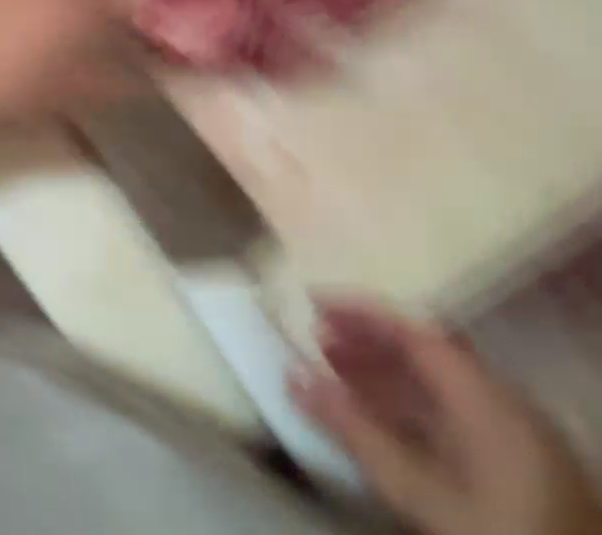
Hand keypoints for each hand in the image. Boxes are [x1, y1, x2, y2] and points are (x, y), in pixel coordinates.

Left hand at [0, 0, 145, 124]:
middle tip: (108, 41)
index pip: (128, 3)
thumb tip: (148, 76)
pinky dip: (35, 1)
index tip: (147, 44)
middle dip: (105, 10)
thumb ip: (119, 81)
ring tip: (66, 37)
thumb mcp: (73, 95)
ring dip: (69, 2)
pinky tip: (25, 31)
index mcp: (77, 2)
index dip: (142, 24)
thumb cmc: (7, 93)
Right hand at [292, 300, 601, 534]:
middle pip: (431, 356)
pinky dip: (405, 401)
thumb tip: (293, 372)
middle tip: (313, 335)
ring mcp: (519, 438)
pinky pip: (453, 412)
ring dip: (382, 372)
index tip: (310, 300)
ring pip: (440, 386)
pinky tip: (372, 414)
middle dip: (367, 341)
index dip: (362, 312)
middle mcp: (509, 409)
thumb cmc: (488, 527)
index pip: (419, 336)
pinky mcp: (519, 465)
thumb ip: (351, 427)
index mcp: (489, 403)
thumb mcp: (411, 484)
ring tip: (330, 369)